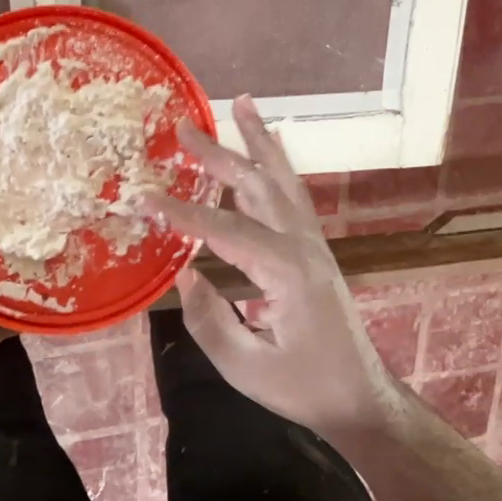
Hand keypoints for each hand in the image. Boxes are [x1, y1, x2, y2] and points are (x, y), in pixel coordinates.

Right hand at [146, 96, 407, 439]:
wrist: (359, 396)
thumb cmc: (303, 387)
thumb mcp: (246, 366)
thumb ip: (210, 321)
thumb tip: (183, 275)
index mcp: (284, 271)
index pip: (223, 228)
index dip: (180, 212)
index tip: (142, 197)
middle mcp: (302, 246)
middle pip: (256, 186)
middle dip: (218, 154)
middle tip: (183, 127)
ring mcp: (314, 245)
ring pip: (283, 181)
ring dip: (258, 142)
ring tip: (241, 103)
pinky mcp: (316, 251)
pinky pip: (294, 196)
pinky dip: (278, 165)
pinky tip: (271, 148)